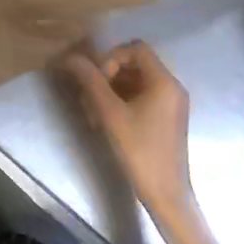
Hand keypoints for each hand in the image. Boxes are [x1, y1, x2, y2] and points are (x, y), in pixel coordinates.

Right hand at [65, 42, 192, 208]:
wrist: (166, 194)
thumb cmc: (139, 151)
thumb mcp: (111, 114)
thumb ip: (91, 82)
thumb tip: (72, 58)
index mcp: (164, 81)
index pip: (136, 49)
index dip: (111, 57)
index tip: (97, 80)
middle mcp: (172, 87)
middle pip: (135, 65)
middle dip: (107, 77)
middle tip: (89, 98)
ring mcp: (171, 104)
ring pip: (135, 83)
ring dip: (111, 92)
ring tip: (92, 113)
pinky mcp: (166, 119)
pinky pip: (142, 98)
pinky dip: (122, 103)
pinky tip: (104, 122)